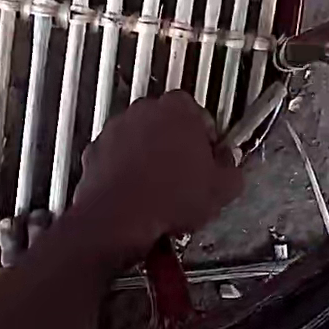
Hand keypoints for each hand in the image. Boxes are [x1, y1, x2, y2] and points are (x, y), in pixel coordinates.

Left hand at [68, 90, 244, 262]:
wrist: (119, 219)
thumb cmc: (167, 198)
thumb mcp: (221, 188)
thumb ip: (232, 169)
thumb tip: (231, 167)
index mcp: (180, 110)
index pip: (202, 115)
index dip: (208, 140)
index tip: (211, 158)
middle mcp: (145, 111)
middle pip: (169, 123)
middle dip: (178, 145)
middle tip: (189, 174)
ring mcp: (117, 129)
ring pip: (141, 139)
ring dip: (151, 157)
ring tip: (163, 190)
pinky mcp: (96, 150)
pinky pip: (117, 157)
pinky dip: (126, 171)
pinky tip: (140, 195)